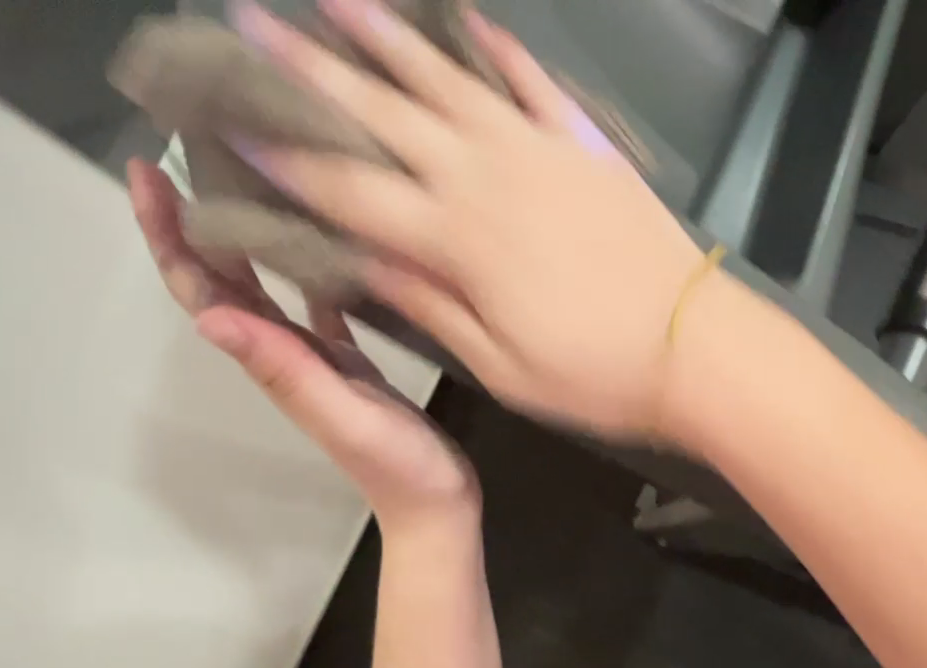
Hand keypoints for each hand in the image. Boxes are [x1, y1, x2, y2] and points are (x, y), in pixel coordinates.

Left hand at [128, 158, 477, 530]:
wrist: (433, 506)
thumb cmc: (398, 468)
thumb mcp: (344, 417)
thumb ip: (286, 372)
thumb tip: (209, 318)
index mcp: (275, 363)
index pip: (205, 293)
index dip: (169, 238)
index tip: (148, 175)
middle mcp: (285, 356)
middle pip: (222, 284)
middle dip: (191, 225)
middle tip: (180, 156)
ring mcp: (317, 361)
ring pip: (264, 292)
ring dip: (241, 242)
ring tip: (240, 186)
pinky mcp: (352, 365)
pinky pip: (318, 310)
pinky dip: (307, 275)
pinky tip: (318, 244)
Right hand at [229, 0, 712, 441]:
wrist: (696, 347)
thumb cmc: (595, 374)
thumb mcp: (499, 365)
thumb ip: (427, 303)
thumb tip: (357, 259)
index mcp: (454, 239)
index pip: (349, 190)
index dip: (286, 160)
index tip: (230, 127)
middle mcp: (484, 175)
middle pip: (382, 116)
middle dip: (308, 73)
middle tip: (248, 28)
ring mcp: (538, 151)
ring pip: (447, 81)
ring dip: (387, 37)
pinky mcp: (585, 146)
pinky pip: (533, 83)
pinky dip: (499, 50)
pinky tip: (471, 21)